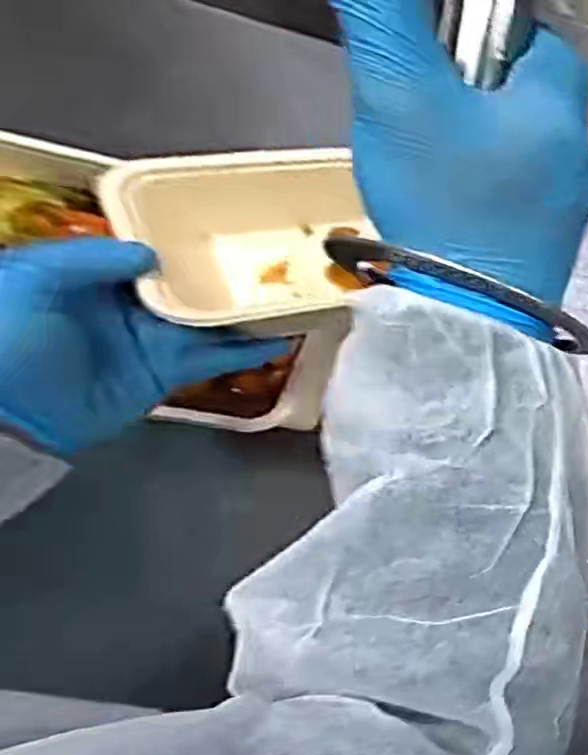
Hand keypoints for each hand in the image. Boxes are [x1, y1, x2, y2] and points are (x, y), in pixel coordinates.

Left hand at [0, 239, 287, 454]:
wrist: (14, 408)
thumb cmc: (6, 337)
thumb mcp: (28, 282)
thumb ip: (84, 260)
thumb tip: (152, 255)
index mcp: (80, 278)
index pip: (135, 257)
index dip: (171, 248)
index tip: (212, 239)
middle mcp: (120, 307)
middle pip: (181, 291)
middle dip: (219, 283)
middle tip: (264, 272)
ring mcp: (149, 341)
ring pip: (209, 323)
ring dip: (245, 317)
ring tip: (285, 306)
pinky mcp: (172, 370)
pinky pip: (220, 357)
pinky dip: (253, 351)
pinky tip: (281, 341)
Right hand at [331, 0, 587, 306]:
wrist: (475, 307)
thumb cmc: (448, 205)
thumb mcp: (398, 88)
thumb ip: (386, 14)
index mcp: (558, 118)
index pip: (552, 47)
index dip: (502, 27)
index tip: (458, 33)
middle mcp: (580, 163)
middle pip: (538, 96)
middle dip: (485, 80)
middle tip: (432, 87)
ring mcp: (572, 206)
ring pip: (531, 143)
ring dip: (486, 128)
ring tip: (437, 139)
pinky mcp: (555, 238)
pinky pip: (529, 185)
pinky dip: (496, 171)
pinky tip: (458, 183)